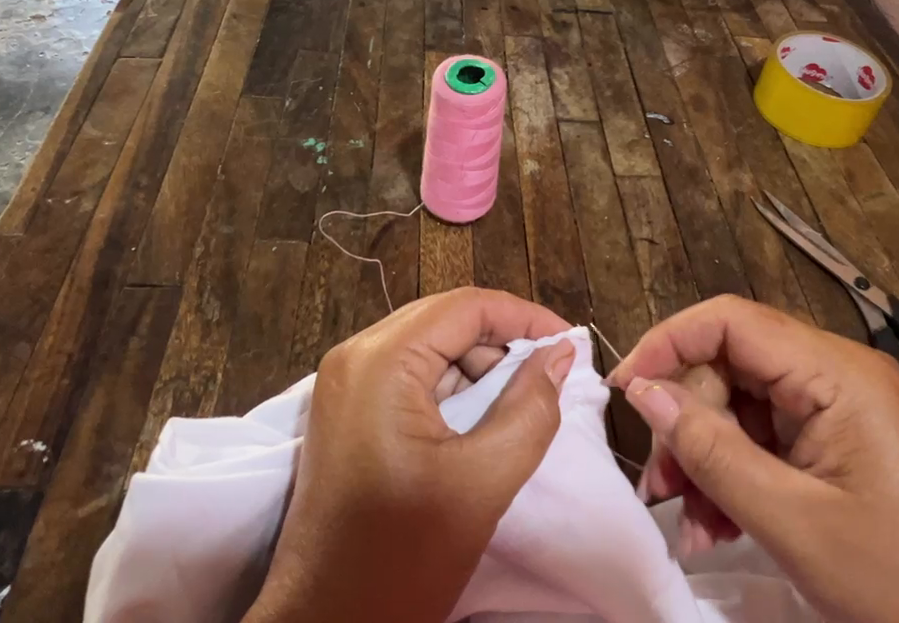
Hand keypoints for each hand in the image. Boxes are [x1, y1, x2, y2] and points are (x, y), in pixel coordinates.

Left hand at [245, 288, 576, 622]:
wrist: (327, 622)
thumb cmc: (403, 554)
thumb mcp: (482, 482)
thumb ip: (530, 409)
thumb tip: (560, 355)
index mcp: (381, 360)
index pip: (465, 306)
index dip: (524, 317)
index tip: (571, 342)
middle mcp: (355, 356)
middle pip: (444, 319)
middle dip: (503, 339)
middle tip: (553, 369)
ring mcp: (344, 383)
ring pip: (428, 346)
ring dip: (479, 364)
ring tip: (525, 395)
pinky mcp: (347, 411)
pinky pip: (409, 375)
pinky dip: (452, 386)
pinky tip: (484, 414)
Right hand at [609, 296, 898, 622]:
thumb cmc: (897, 585)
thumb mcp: (788, 519)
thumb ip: (709, 448)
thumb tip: (642, 390)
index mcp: (837, 373)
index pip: (731, 320)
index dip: (669, 342)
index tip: (627, 389)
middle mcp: (839, 374)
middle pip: (731, 366)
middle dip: (687, 420)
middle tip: (660, 484)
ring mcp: (842, 409)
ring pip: (742, 406)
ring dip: (705, 457)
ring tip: (688, 520)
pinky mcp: (841, 442)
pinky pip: (767, 438)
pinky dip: (734, 475)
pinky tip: (716, 526)